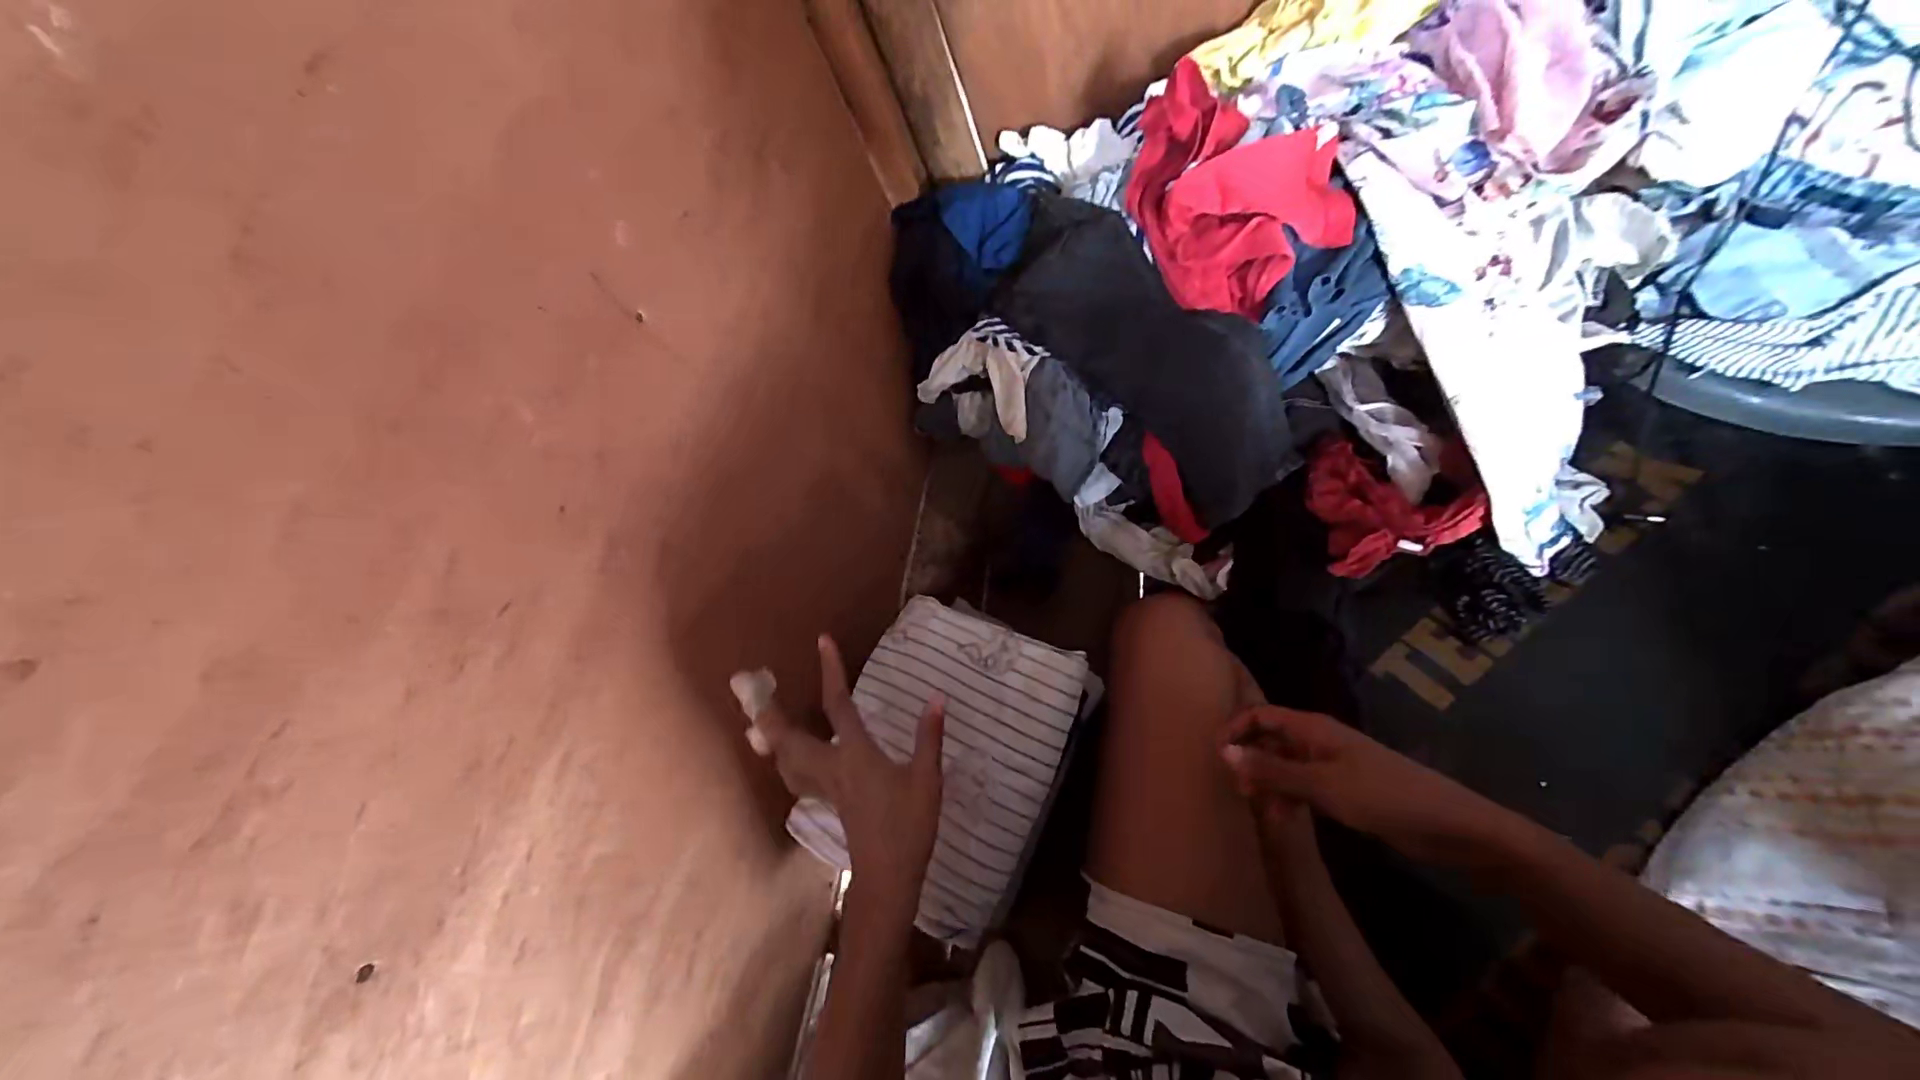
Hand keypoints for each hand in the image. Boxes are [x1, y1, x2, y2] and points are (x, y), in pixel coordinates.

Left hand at [745, 635, 945, 904]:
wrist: (889, 874)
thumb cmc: (909, 824)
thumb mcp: (927, 777)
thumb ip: (930, 736)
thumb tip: (937, 697)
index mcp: (856, 754)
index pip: (839, 704)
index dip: (831, 670)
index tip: (822, 641)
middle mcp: (832, 767)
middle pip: (790, 739)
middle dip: (771, 716)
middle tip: (755, 695)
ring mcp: (827, 788)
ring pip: (788, 761)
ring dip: (773, 739)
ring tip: (764, 723)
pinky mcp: (830, 802)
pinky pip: (799, 777)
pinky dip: (788, 762)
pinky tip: (792, 761)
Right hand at [1219, 706, 1523, 866]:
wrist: (1454, 827)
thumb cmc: (1385, 796)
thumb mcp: (1322, 786)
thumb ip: (1272, 771)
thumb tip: (1224, 752)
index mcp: (1314, 729)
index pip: (1261, 715)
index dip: (1236, 729)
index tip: (1216, 757)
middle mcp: (1320, 741)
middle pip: (1271, 738)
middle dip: (1249, 758)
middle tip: (1237, 790)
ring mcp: (1334, 765)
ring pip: (1286, 764)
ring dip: (1268, 781)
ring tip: (1257, 808)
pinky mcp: (1346, 790)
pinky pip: (1304, 785)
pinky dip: (1289, 797)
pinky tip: (1284, 818)